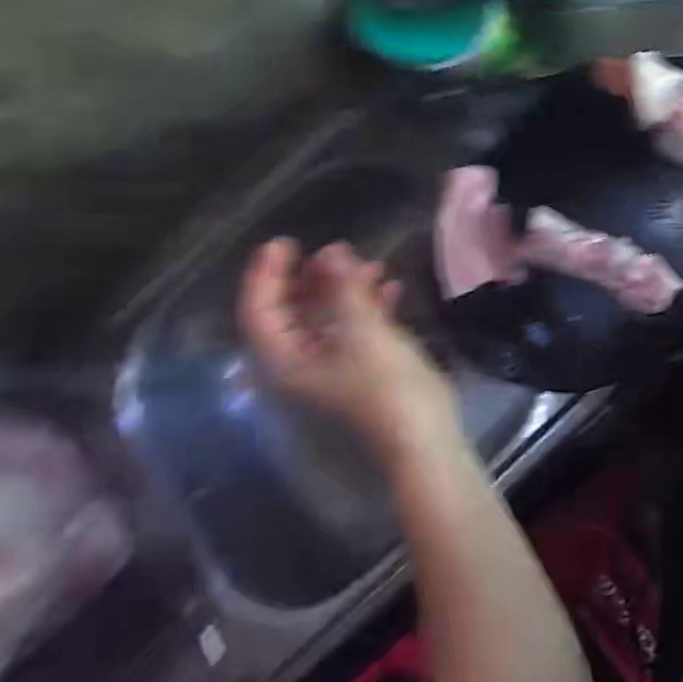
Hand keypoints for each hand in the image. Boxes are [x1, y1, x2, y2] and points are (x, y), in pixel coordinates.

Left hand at [238, 238, 460, 467]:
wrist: (423, 439)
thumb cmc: (386, 387)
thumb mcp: (363, 333)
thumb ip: (344, 290)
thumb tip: (330, 252)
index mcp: (285, 359)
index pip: (260, 310)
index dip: (267, 274)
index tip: (285, 242)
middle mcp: (300, 363)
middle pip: (292, 312)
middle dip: (311, 278)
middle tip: (335, 250)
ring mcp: (332, 368)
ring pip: (326, 319)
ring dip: (344, 289)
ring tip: (370, 264)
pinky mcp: (362, 371)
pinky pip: (354, 330)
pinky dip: (368, 307)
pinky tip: (391, 290)